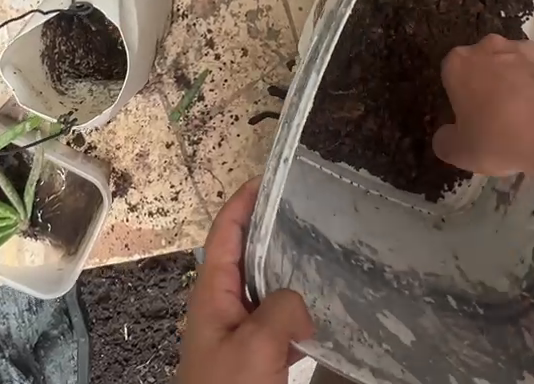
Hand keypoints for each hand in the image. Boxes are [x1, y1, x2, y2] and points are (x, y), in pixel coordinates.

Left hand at [176, 179, 314, 383]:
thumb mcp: (256, 346)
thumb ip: (282, 308)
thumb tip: (301, 304)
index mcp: (211, 291)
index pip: (225, 230)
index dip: (245, 199)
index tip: (273, 175)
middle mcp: (221, 304)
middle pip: (246, 251)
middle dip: (273, 226)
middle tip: (310, 208)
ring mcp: (236, 331)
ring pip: (264, 283)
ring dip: (288, 265)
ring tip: (322, 247)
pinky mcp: (252, 356)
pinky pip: (276, 317)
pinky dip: (297, 305)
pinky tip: (322, 307)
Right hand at [433, 34, 533, 175]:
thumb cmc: (501, 139)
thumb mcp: (461, 153)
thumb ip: (445, 141)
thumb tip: (445, 135)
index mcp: (459, 63)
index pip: (452, 74)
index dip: (460, 96)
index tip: (471, 117)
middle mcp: (490, 46)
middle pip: (483, 63)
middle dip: (489, 83)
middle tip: (499, 116)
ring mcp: (526, 48)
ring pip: (516, 64)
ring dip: (518, 82)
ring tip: (530, 116)